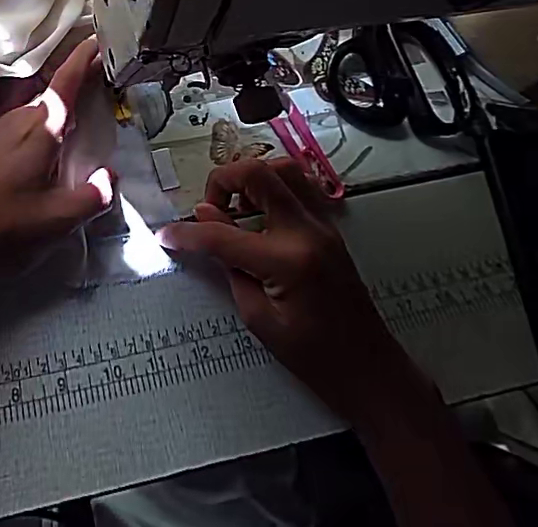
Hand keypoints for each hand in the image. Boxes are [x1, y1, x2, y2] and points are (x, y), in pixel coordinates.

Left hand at [0, 38, 111, 269]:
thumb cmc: (3, 221)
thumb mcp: (57, 218)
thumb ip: (94, 196)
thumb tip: (109, 176)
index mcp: (42, 128)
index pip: (67, 82)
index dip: (84, 58)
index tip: (98, 40)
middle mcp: (18, 117)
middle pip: (51, 89)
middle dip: (75, 79)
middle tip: (99, 79)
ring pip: (32, 101)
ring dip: (53, 98)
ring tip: (73, 109)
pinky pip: (15, 113)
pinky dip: (33, 111)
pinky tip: (37, 135)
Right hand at [157, 157, 413, 425]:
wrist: (371, 370)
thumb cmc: (314, 358)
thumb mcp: (259, 320)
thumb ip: (229, 265)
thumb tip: (206, 219)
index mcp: (287, 261)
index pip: (223, 233)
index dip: (188, 232)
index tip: (167, 233)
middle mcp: (307, 231)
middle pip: (256, 173)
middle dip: (221, 181)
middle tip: (209, 209)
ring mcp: (323, 224)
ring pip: (282, 168)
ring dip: (250, 177)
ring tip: (236, 207)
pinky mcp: (329, 227)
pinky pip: (299, 185)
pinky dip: (272, 186)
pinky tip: (259, 212)